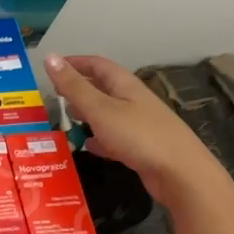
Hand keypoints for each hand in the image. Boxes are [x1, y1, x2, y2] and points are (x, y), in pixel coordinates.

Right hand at [44, 54, 229, 209]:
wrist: (183, 176)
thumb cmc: (139, 136)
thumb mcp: (100, 109)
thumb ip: (74, 86)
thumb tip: (49, 56)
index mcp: (126, 86)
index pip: (98, 64)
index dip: (75, 63)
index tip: (53, 67)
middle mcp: (134, 101)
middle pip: (104, 87)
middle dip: (79, 88)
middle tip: (55, 95)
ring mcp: (141, 125)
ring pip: (108, 113)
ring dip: (88, 113)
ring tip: (67, 119)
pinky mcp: (143, 148)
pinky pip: (115, 137)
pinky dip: (100, 138)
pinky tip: (88, 146)